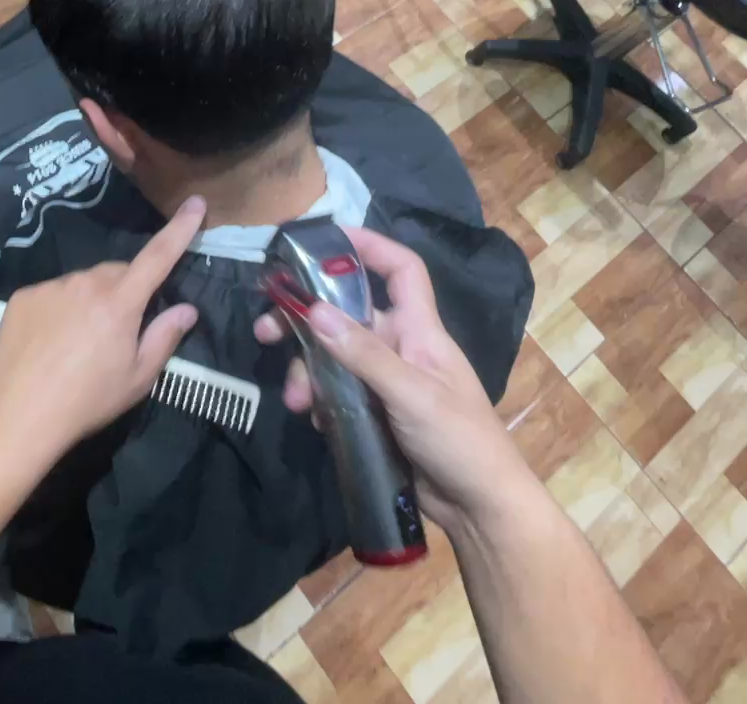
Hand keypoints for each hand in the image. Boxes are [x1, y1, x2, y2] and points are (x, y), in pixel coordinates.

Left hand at [0, 197, 206, 458]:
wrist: (18, 415)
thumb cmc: (87, 401)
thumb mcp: (138, 379)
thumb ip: (164, 337)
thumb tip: (186, 309)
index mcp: (120, 302)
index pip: (158, 257)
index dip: (180, 229)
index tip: (195, 204)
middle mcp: (85, 283)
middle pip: (117, 274)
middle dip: (126, 291)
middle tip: (120, 331)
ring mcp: (51, 287)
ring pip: (83, 283)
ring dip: (90, 300)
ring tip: (79, 343)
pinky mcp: (24, 297)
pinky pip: (53, 293)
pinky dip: (60, 309)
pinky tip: (51, 342)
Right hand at [254, 226, 532, 529]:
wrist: (480, 509)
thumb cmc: (460, 440)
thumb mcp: (410, 393)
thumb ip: (362, 353)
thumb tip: (314, 309)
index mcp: (420, 330)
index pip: (400, 269)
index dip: (369, 246)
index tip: (327, 237)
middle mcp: (400, 346)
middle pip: (347, 314)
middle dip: (305, 319)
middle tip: (266, 330)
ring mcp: (385, 381)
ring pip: (333, 357)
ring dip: (306, 371)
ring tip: (294, 399)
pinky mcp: (373, 412)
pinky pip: (335, 391)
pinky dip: (317, 399)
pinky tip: (312, 418)